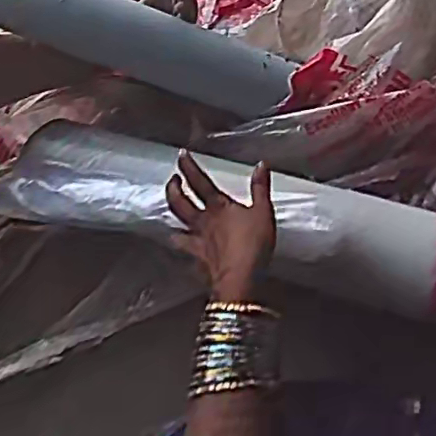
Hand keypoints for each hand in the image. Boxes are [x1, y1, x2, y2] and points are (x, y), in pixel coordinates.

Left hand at [166, 150, 275, 300]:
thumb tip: (260, 164)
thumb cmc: (253, 243)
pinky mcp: (196, 259)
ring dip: (173, 212)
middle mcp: (202, 220)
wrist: (240, 280)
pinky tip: (179, 240)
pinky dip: (180, 240)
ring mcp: (196, 241)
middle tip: (173, 179)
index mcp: (218, 206)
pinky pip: (183, 246)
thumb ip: (260, 187)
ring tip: (171, 206)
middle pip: (180, 202)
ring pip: (178, 222)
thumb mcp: (263, 211)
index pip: (200, 182)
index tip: (181, 155)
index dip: (189, 168)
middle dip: (174, 188)